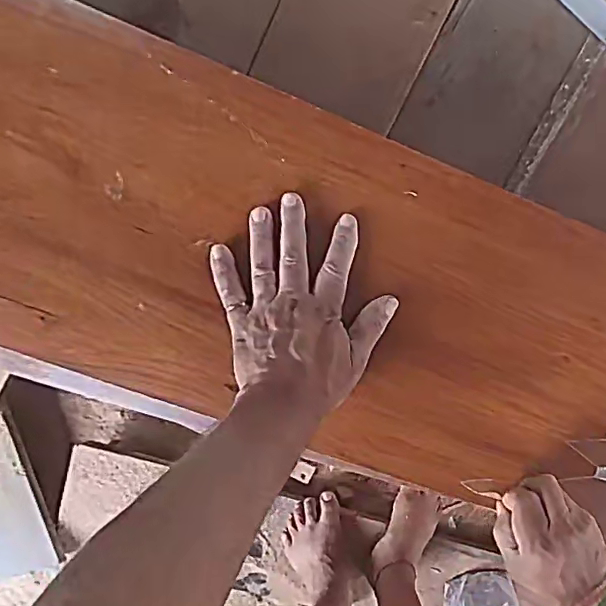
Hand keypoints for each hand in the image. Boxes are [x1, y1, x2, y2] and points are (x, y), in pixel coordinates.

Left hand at [209, 193, 397, 418]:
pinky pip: (231, 294)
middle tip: (291, 199)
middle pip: (295, 257)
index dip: (343, 244)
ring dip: (262, 238)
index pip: (336, 269)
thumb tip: (388, 302)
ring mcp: (265, 311)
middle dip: (294, 226)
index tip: (346, 220)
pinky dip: (223, 273)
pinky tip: (217, 251)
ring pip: (263, 267)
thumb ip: (369, 327)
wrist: (281, 405)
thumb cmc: (318, 388)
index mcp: (323, 310)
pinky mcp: (242, 324)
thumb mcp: (354, 360)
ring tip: (260, 213)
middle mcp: (293, 302)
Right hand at [494, 475, 605, 605]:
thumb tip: (502, 506)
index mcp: (537, 544)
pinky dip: (555, 503)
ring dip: (541, 493)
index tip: (507, 503)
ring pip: (556, 488)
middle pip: (542, 484)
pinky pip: (568, 499)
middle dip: (526, 485)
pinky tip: (551, 519)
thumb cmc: (548, 589)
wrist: (589, 601)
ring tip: (536, 509)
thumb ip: (503, 532)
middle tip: (520, 498)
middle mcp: (560, 530)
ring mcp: (578, 523)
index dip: (510, 495)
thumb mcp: (513, 567)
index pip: (522, 498)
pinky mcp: (589, 520)